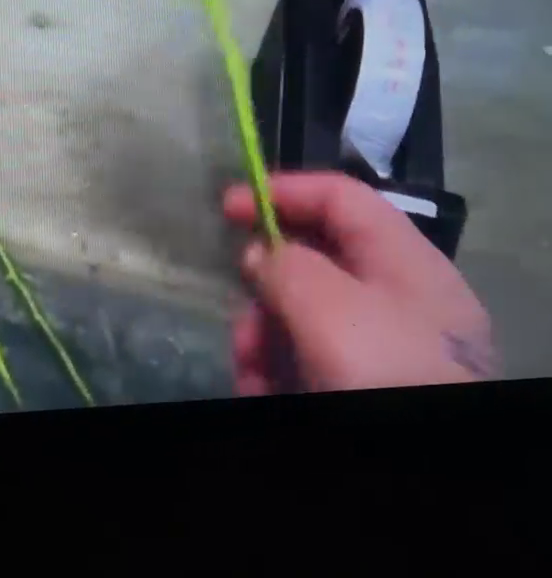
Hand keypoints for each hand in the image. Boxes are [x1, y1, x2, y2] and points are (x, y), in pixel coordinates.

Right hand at [222, 172, 494, 395]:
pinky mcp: (362, 377)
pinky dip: (270, 362)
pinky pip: (301, 350)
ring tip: (250, 358)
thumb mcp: (326, 303)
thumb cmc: (382, 366)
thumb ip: (285, 262)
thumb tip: (259, 251)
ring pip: (296, 309)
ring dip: (258, 330)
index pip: (339, 196)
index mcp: (406, 263)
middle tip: (241, 302)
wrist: (423, 457)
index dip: (279, 190)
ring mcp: (382, 341)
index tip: (224, 207)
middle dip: (261, 280)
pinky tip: (261, 380)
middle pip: (309, 258)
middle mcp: (397, 296)